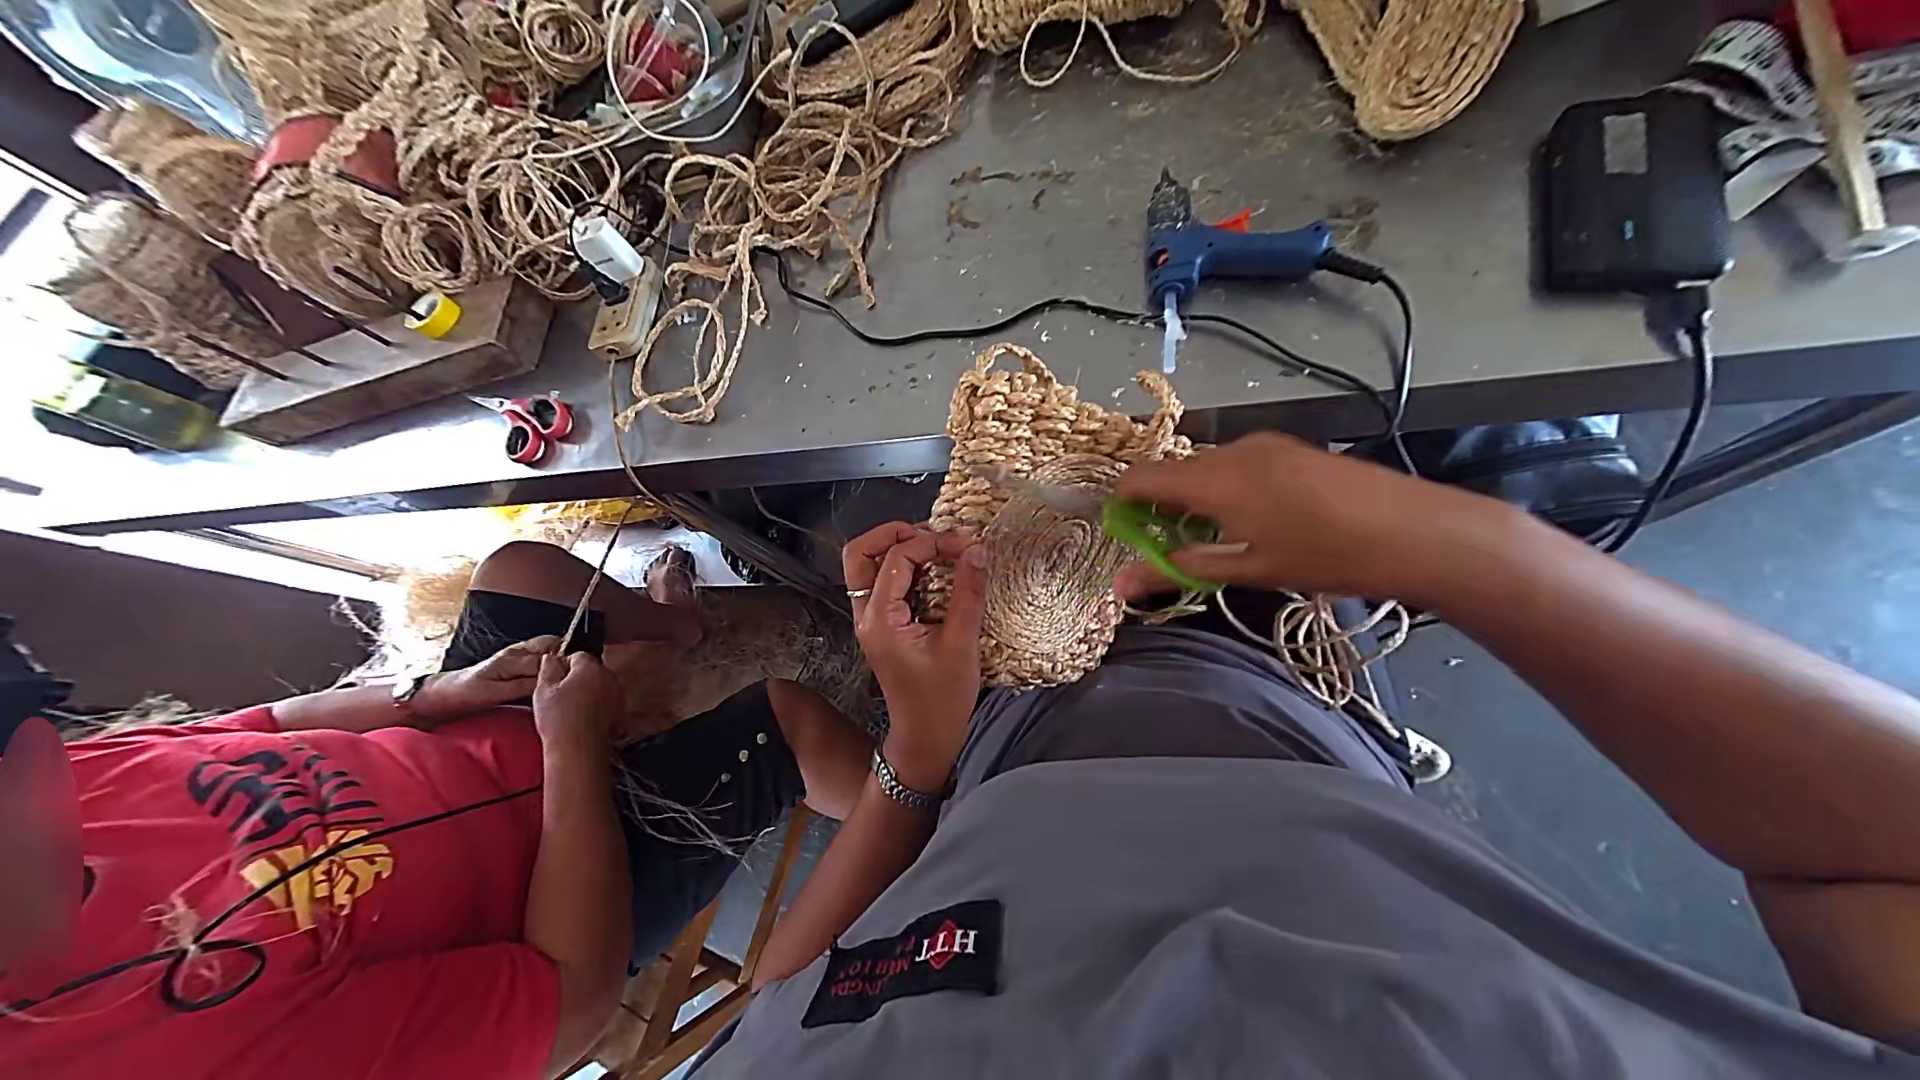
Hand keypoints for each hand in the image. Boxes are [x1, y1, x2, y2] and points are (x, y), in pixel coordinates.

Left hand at [415, 636, 559, 719]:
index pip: (549, 656)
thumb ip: (523, 685)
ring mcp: (517, 652)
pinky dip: (550, 660)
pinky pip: (541, 653)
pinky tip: (550, 676)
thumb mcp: (494, 694)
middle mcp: (517, 650)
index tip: (572, 681)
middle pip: (553, 644)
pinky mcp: (516, 659)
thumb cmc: (466, 696)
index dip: (563, 667)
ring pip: (548, 647)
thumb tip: (551, 680)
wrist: (441, 695)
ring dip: (558, 658)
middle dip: (564, 657)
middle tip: (568, 678)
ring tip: (561, 677)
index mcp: (512, 657)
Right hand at [531, 651, 623, 749]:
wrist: (579, 748)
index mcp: (591, 667)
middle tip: (560, 695)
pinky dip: (598, 703)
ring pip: (600, 684)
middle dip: (578, 678)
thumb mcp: (544, 691)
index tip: (554, 680)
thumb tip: (552, 657)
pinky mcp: (621, 708)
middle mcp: (610, 676)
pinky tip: (584, 716)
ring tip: (571, 708)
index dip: (564, 666)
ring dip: (589, 690)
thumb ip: (548, 669)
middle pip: (592, 669)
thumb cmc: (559, 719)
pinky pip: (607, 698)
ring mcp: (618, 692)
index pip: (578, 655)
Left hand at [844, 522, 987, 793]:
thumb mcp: (962, 643)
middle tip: (935, 536)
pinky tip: (934, 569)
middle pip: (862, 553)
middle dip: (897, 534)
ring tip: (936, 547)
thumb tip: (977, 550)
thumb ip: (968, 592)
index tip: (965, 546)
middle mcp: (867, 615)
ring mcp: (871, 620)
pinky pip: (882, 582)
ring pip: (868, 565)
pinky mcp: (883, 625)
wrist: (926, 738)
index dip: (931, 542)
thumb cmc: (943, 699)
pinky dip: (904, 567)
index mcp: (881, 619)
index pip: (896, 558)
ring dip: (898, 548)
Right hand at [1113, 433, 1520, 604]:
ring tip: (1216, 542)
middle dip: (1160, 509)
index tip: (1124, 536)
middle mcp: (1234, 450)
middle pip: (1173, 472)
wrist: (1422, 532)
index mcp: (1216, 478)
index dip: (1123, 505)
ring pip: (1205, 469)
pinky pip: (1235, 465)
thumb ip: (1177, 571)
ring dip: (1193, 502)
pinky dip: (1222, 491)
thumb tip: (1119, 585)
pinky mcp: (1290, 449)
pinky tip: (1251, 522)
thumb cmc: (1328, 556)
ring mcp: (1266, 445)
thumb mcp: (1247, 570)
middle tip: (1170, 551)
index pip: (1141, 477)